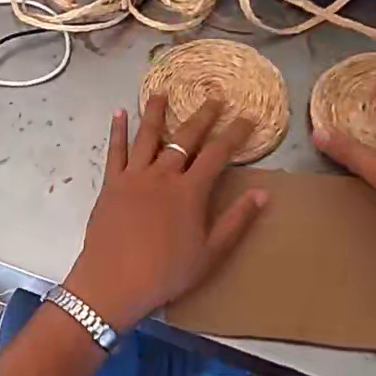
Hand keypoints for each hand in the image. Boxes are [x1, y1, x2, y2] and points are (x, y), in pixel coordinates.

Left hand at [63, 96, 268, 330]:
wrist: (112, 283)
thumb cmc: (165, 273)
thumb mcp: (210, 254)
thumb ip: (236, 221)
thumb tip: (264, 194)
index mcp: (189, 191)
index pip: (218, 153)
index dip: (235, 133)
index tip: (247, 117)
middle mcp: (163, 175)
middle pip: (186, 137)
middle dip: (203, 115)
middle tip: (215, 97)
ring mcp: (134, 176)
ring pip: (148, 136)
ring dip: (157, 112)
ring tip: (162, 92)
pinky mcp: (111, 184)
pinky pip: (115, 151)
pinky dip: (118, 131)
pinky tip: (119, 113)